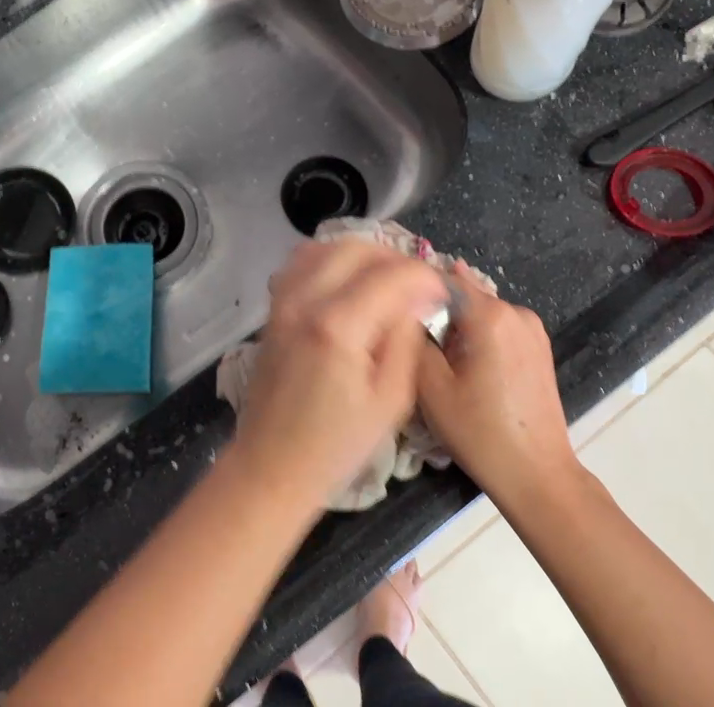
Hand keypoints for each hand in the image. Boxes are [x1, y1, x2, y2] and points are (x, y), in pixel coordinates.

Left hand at [228, 240, 448, 511]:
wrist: (270, 466)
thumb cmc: (336, 447)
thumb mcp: (391, 400)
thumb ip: (405, 339)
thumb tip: (419, 297)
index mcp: (337, 325)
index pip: (391, 274)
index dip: (425, 277)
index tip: (443, 294)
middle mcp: (304, 301)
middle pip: (355, 247)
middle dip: (395, 258)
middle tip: (418, 287)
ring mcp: (281, 302)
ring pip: (324, 248)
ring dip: (362, 255)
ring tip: (387, 283)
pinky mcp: (271, 311)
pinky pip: (300, 264)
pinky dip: (329, 262)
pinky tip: (349, 287)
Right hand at [417, 263, 578, 506]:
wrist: (537, 475)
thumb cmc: (479, 432)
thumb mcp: (430, 386)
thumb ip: (414, 337)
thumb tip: (404, 310)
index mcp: (491, 316)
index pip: (439, 280)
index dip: (410, 291)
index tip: (388, 310)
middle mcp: (516, 312)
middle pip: (459, 296)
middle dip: (434, 312)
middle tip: (409, 342)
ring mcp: (532, 329)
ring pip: (476, 313)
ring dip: (454, 327)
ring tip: (435, 360)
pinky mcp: (538, 347)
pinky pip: (495, 328)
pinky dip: (474, 339)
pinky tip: (461, 367)